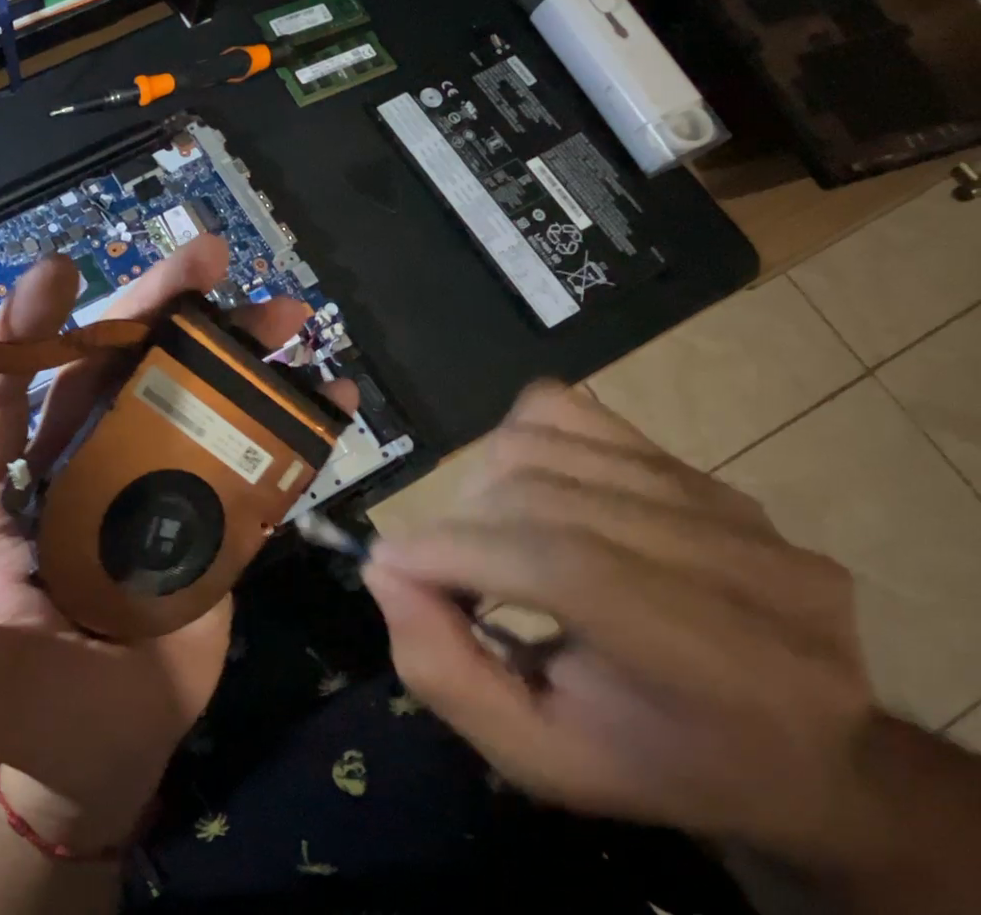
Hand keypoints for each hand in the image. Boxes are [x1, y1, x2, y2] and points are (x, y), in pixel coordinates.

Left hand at [0, 235, 355, 848]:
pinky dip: (284, 428)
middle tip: (203, 259)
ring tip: (284, 312)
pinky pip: (240, 464)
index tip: (56, 274)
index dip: (21, 332)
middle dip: (148, 312)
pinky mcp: (201, 526)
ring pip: (177, 400)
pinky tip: (328, 390)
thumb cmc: (22, 712)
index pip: (0, 396)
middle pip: (103, 374)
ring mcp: (141, 494)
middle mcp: (68, 474)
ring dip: (228, 351)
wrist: (106, 759)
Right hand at [364, 382, 884, 869]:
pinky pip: (578, 417)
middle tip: (437, 576)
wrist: (796, 751)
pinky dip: (521, 448)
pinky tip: (526, 501)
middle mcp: (745, 568)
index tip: (387, 567)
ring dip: (482, 489)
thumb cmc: (650, 762)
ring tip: (484, 542)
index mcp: (717, 666)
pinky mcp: (710, 475)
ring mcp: (735, 508)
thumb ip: (445, 673)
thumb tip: (384, 570)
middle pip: (547, 496)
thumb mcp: (533, 756)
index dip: (456, 553)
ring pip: (549, 444)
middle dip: (457, 528)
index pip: (565, 566)